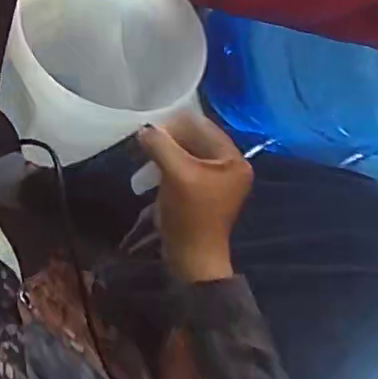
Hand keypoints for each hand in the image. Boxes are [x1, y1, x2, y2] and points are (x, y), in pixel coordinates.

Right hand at [138, 111, 253, 283]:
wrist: (191, 255)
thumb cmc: (189, 213)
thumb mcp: (175, 173)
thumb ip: (159, 144)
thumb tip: (145, 129)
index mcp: (233, 160)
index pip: (202, 126)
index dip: (174, 123)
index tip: (148, 128)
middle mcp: (230, 165)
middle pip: (195, 137)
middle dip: (169, 136)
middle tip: (144, 139)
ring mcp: (217, 177)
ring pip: (187, 150)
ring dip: (165, 148)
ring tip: (145, 152)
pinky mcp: (203, 187)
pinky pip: (184, 163)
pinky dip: (167, 160)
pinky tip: (151, 164)